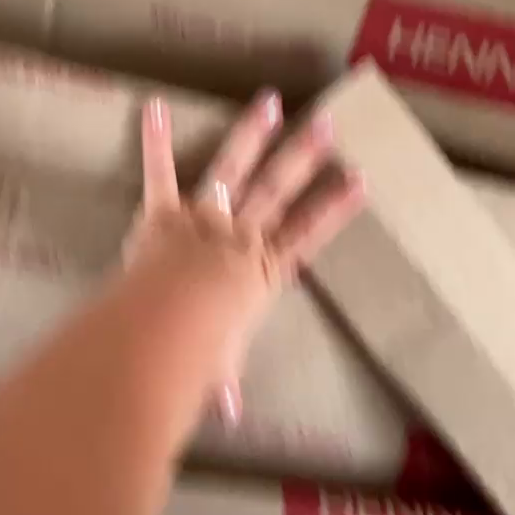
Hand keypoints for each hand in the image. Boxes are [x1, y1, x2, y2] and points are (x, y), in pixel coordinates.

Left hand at [129, 89, 367, 424]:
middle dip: (304, 155)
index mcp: (262, 271)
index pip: (309, 234)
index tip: (361, 178)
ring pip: (232, 168)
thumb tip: (228, 415)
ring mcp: (204, 217)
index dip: (335, 207)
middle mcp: (240, 235)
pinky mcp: (163, 212)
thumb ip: (224, 381)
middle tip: (327, 123)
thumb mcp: (219, 368)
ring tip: (269, 100)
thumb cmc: (201, 354)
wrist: (166, 329)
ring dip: (251, 133)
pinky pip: (158, 173)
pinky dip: (154, 140)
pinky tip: (152, 106)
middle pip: (279, 190)